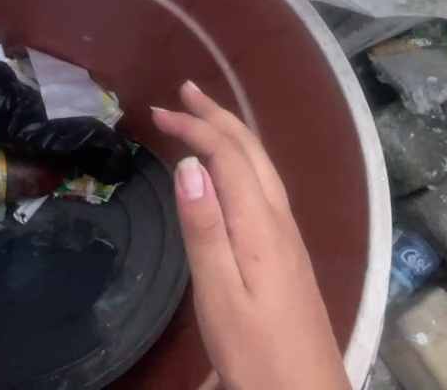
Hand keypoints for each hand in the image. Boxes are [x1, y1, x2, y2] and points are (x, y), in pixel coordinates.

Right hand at [152, 82, 349, 389]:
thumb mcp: (220, 296)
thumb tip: (190, 164)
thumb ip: (205, 228)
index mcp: (259, 224)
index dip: (195, 127)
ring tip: (203, 114)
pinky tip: (229, 168)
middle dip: (216, 115)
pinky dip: (239, 157)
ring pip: (261, 165)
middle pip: (250, 150)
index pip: (227, 154)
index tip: (158, 112)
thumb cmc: (257, 355)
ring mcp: (288, 235)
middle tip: (183, 91)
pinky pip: (263, 183)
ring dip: (230, 131)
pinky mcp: (288, 252)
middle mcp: (279, 219)